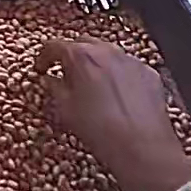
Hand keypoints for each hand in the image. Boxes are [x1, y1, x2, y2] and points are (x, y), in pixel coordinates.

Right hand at [35, 38, 190, 190]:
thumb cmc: (102, 130)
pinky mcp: (148, 73)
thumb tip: (50, 80)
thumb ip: (54, 88)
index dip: (44, 57)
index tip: (42, 67)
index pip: (55, 46)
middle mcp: (107, 52)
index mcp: (81, 57)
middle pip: (82, 43)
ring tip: (89, 85)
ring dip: (94, 63)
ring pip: (106, 53)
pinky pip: (126, 66)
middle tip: (64, 73)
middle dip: (71, 55)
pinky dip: (116, 74)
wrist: (143, 147)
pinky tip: (114, 94)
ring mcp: (130, 61)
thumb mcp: (66, 110)